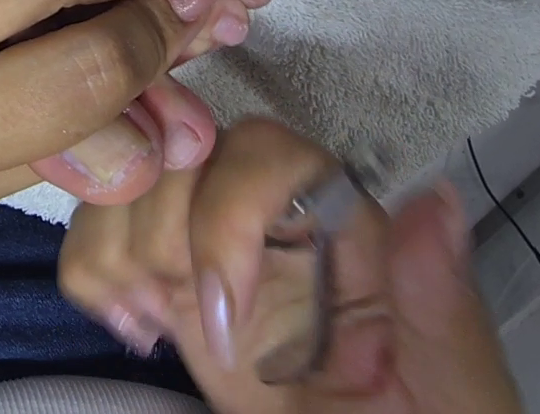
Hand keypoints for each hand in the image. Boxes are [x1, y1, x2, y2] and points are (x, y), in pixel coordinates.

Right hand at [59, 120, 523, 413]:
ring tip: (159, 322)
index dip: (224, 214)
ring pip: (123, 178)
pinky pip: (92, 229)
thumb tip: (435, 199)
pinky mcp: (158, 269)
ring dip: (122, 256)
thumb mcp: (447, 392)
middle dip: (160, 236)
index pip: (262, 150)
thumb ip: (439, 301)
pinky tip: (137, 325)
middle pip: (176, 151)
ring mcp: (201, 234)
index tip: (221, 314)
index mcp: (334, 218)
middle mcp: (261, 207)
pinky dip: (94, 273)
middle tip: (176, 318)